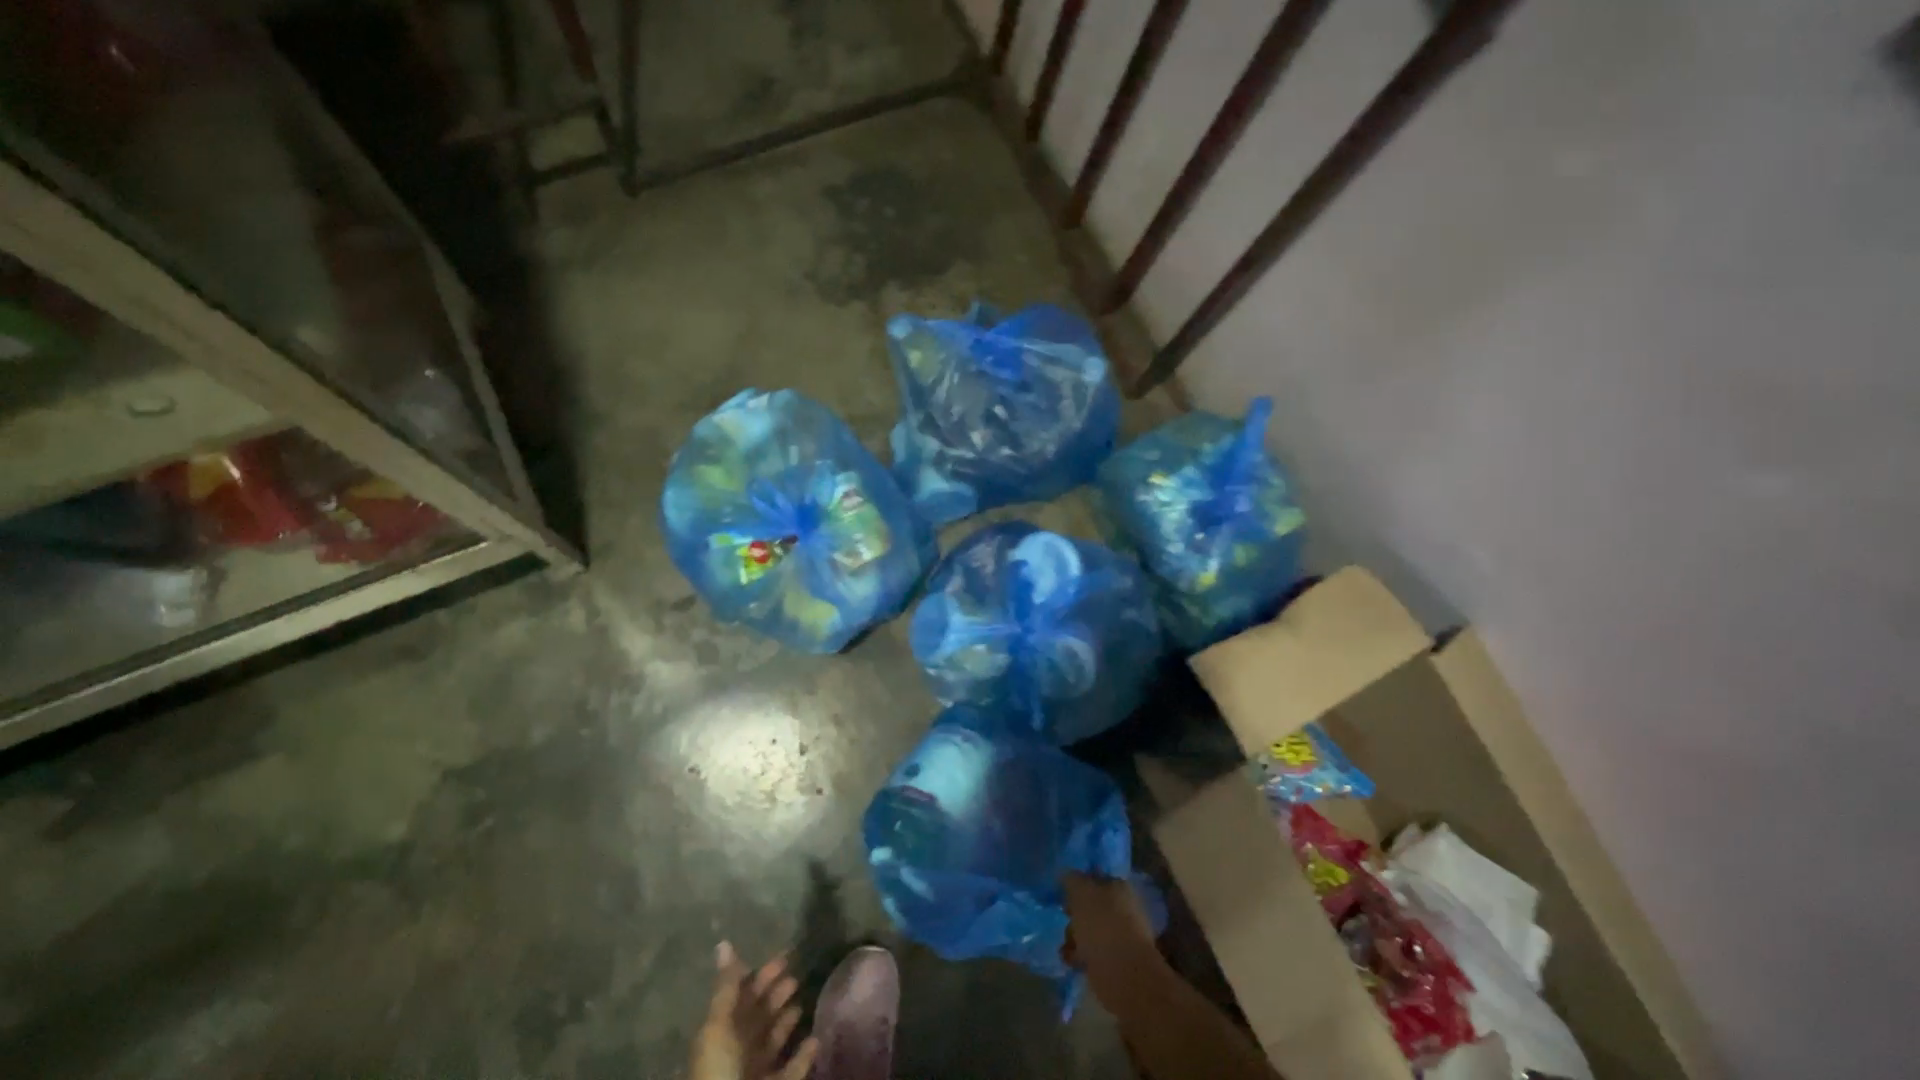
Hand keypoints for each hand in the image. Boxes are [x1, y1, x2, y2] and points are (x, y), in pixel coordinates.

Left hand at [689, 942, 817, 1079]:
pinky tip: (817, 1037)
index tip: (785, 955)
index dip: (761, 974)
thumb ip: (726, 987)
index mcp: (723, 1030)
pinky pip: (793, 1068)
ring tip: (803, 999)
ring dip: (788, 1019)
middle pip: (759, 1015)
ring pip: (775, 1039)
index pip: (742, 995)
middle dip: (776, 993)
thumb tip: (724, 943)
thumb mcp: (718, 1026)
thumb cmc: (719, 1070)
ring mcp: (758, 1069)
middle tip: (796, 973)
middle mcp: (739, 1048)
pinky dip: (804, 1054)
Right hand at [1061, 873, 1159, 974]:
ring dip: (1074, 937)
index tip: (1061, 895)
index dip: (1076, 885)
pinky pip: (1092, 951)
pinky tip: (1070, 960)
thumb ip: (1072, 880)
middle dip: (1073, 915)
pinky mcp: (1116, 960)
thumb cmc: (1101, 925)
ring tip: (1065, 947)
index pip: (1094, 878)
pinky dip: (1079, 955)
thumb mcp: (1081, 893)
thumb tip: (1067, 875)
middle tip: (1063, 920)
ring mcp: (1121, 935)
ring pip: (1090, 929)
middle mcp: (1123, 908)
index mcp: (1118, 887)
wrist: (1123, 973)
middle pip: (1091, 906)